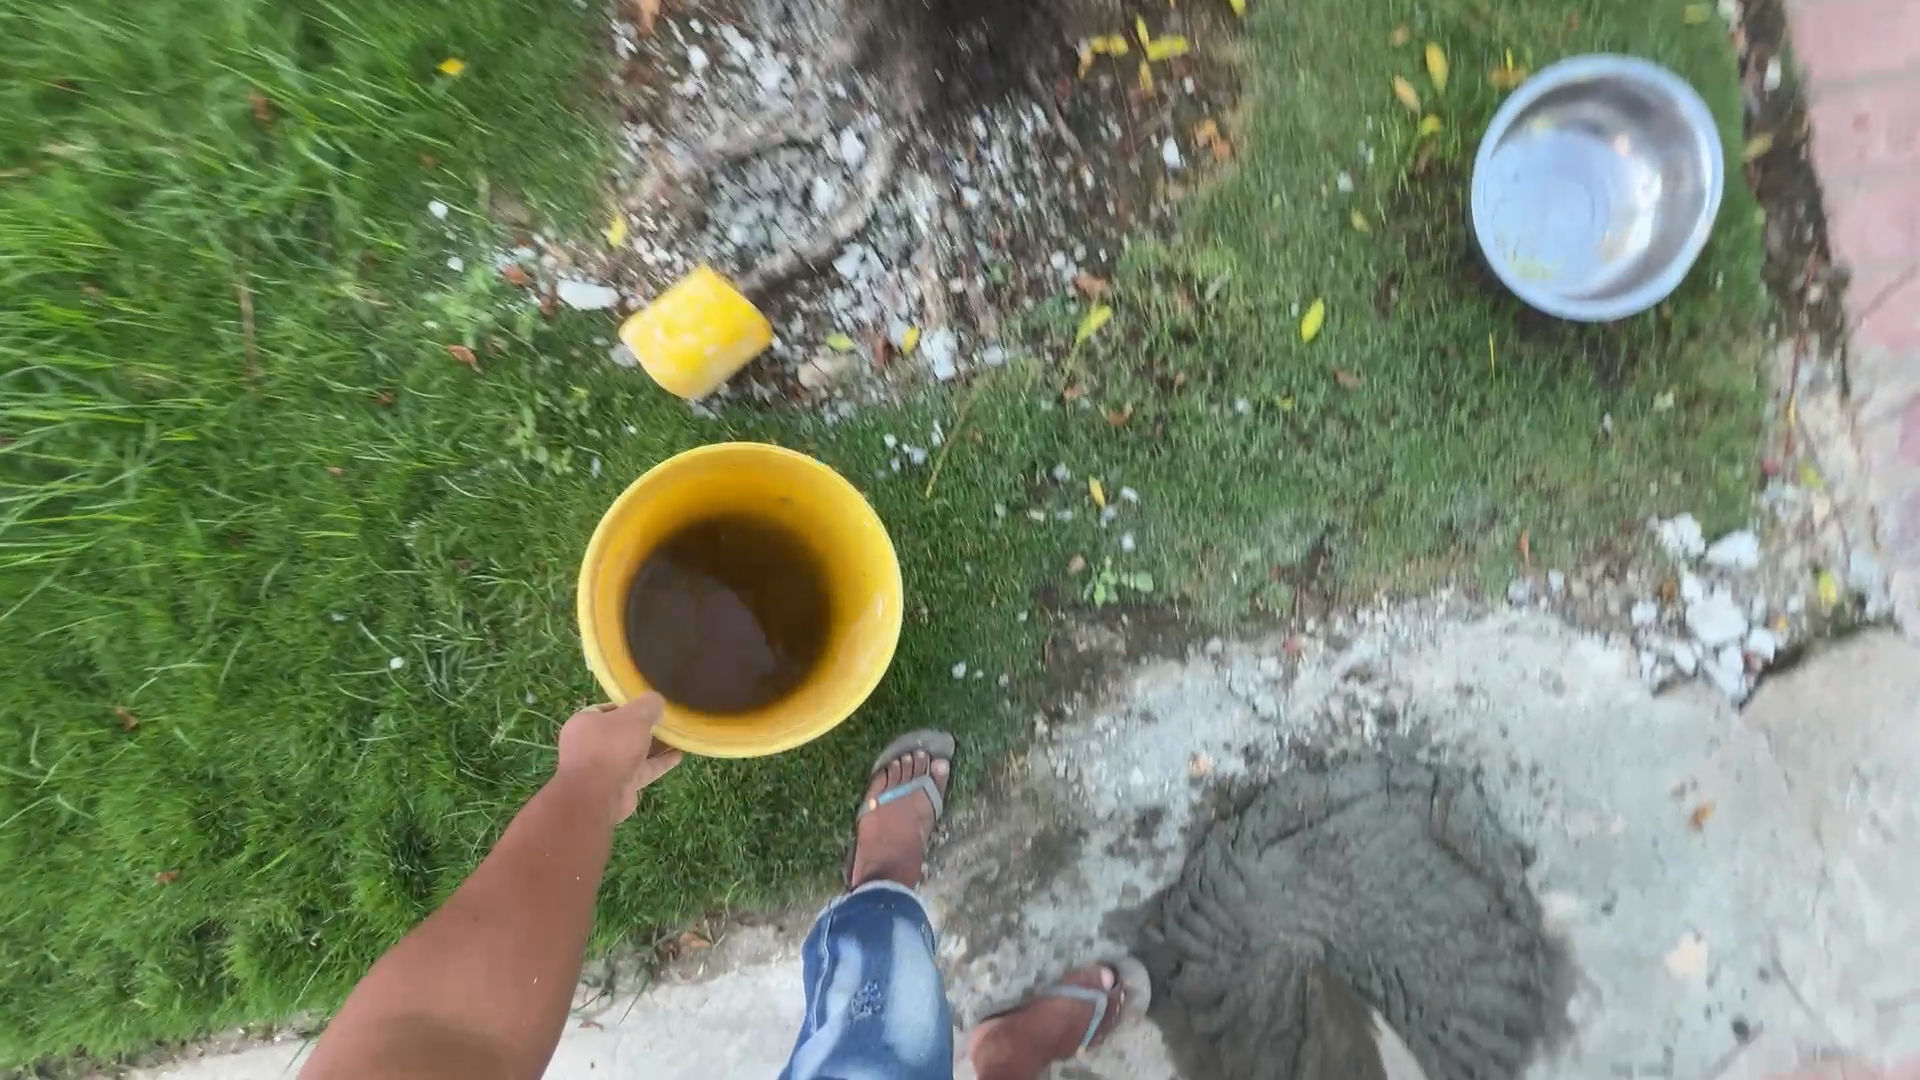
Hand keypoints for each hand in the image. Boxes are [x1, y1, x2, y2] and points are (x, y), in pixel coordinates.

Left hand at [556, 696, 682, 822]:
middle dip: (646, 727)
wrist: (597, 796)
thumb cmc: (611, 746)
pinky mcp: (619, 785)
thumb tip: (657, 703)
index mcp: (585, 723)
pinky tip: (678, 755)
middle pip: (624, 731)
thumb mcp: (635, 715)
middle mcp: (591, 744)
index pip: (610, 709)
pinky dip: (659, 763)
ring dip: (655, 746)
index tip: (652, 706)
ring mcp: (605, 767)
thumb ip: (649, 704)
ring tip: (678, 737)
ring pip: (634, 752)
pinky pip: (642, 769)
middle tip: (668, 722)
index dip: (631, 706)